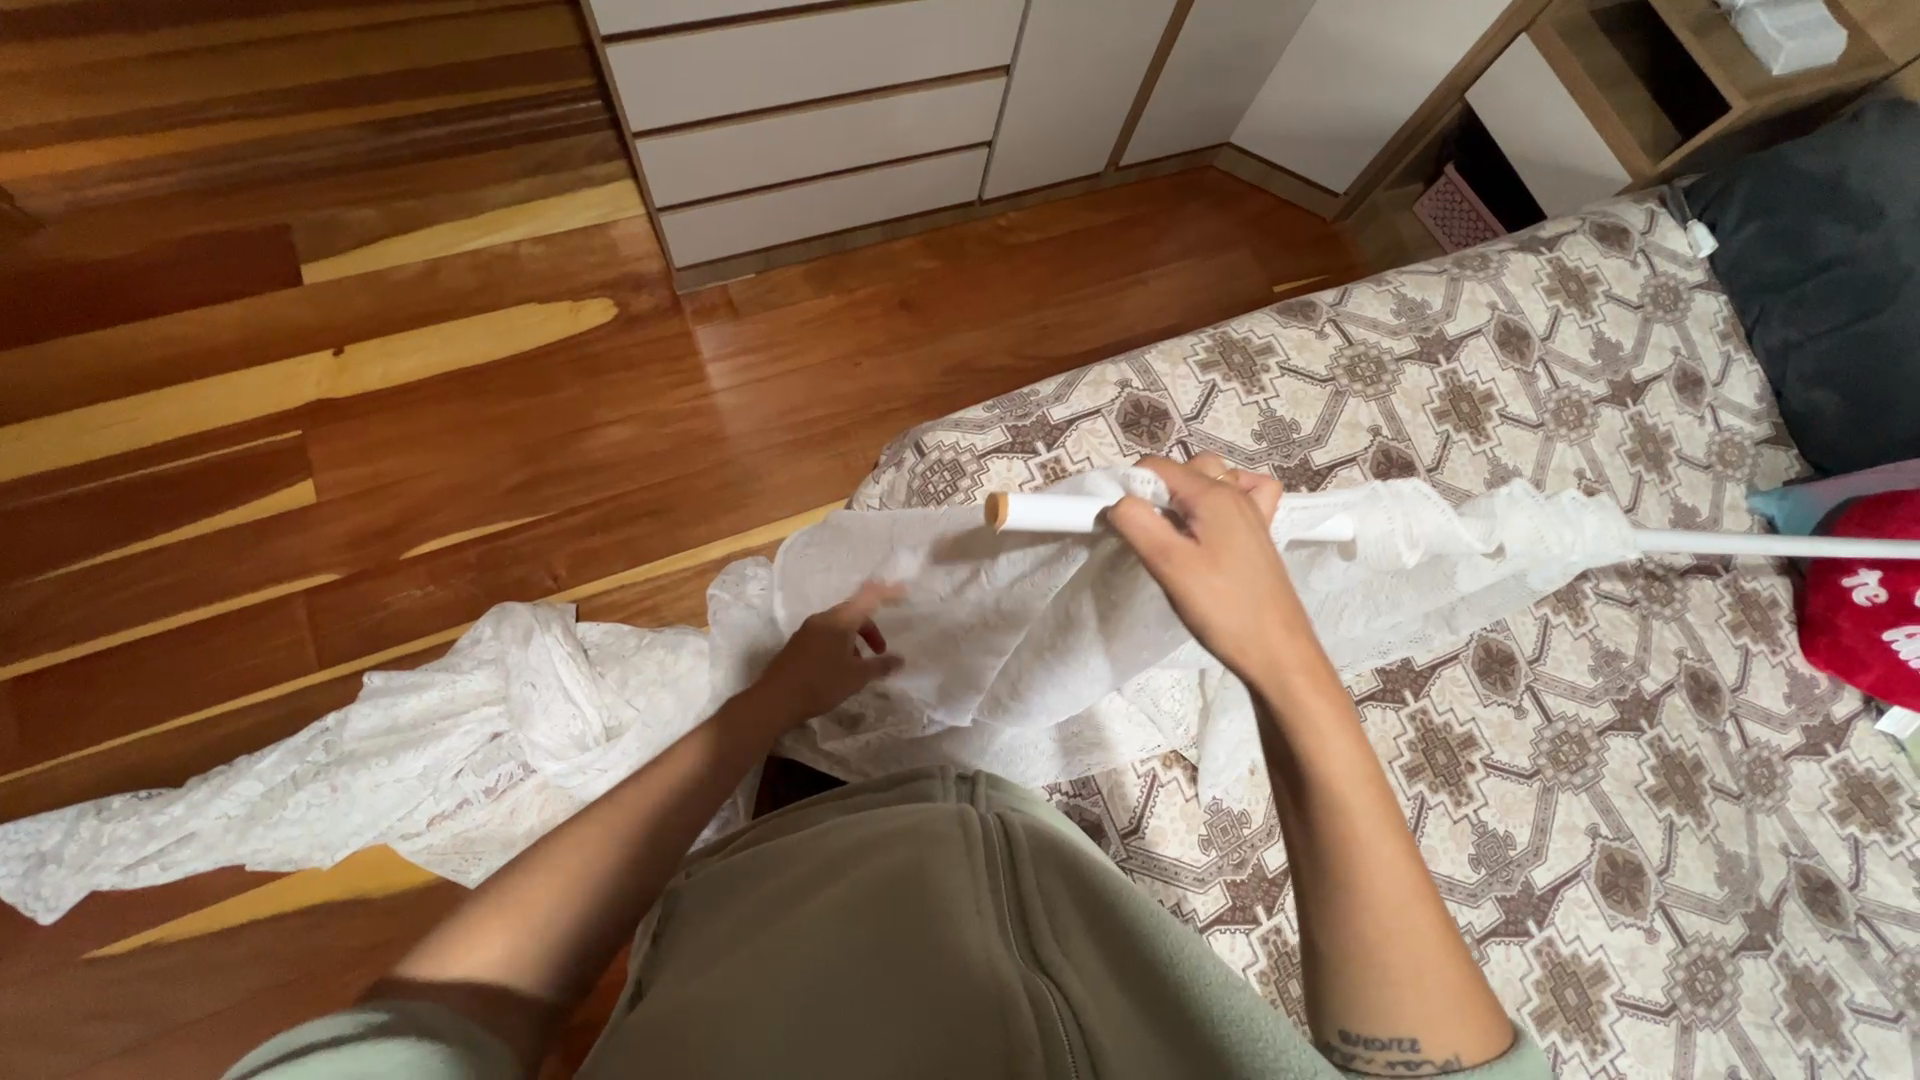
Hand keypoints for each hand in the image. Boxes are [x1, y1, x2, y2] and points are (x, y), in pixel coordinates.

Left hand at [736, 581, 904, 738]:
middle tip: (880, 651)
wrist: (775, 700)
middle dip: (870, 628)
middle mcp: (822, 619)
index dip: (887, 592)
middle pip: (853, 612)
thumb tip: (900, 660)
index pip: (868, 597)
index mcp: (839, 621)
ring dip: (854, 639)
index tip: (903, 591)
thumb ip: (881, 666)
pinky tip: (839, 669)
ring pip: (838, 625)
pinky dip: (839, 644)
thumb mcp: (857, 677)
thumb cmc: (820, 684)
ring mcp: (807, 630)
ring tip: (859, 666)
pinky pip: (825, 635)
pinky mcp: (798, 643)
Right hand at [1106, 454, 1316, 689]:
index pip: (1156, 467)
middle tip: (1148, 534)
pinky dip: (1223, 498)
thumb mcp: (1169, 564)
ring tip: (1174, 533)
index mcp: (1213, 495)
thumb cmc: (1222, 608)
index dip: (1131, 487)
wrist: (1277, 651)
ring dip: (1185, 496)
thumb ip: (1137, 523)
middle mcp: (1236, 494)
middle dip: (1156, 491)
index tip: (1122, 523)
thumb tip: (1117, 501)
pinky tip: (1211, 524)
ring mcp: (1252, 513)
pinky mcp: (1260, 534)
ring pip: (1211, 480)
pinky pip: (1243, 495)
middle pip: (1184, 469)